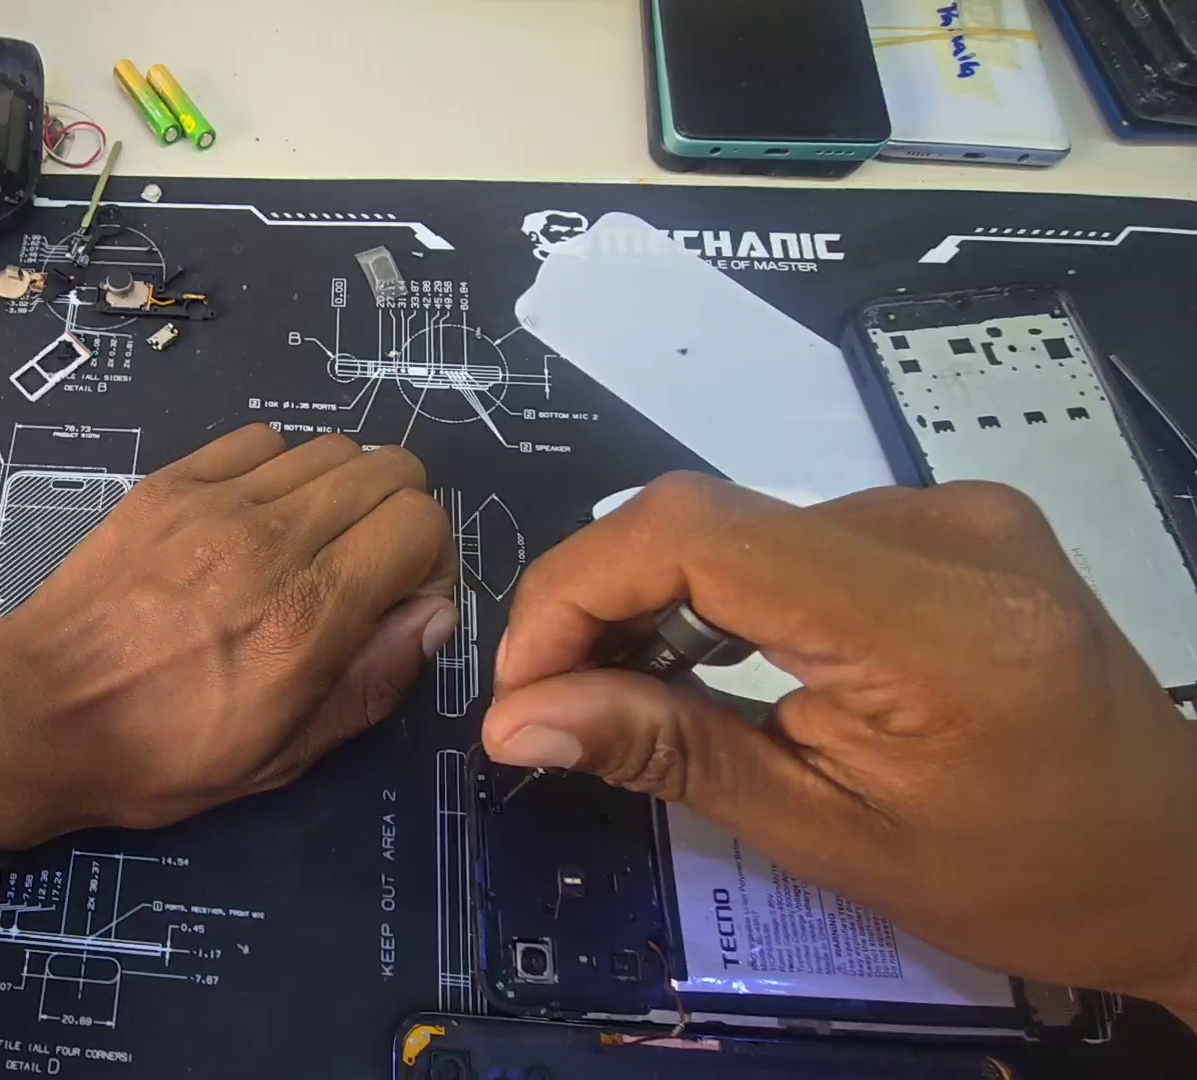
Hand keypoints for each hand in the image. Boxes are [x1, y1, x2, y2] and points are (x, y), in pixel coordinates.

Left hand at [0, 426, 456, 850]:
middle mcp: (273, 539)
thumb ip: (373, 680)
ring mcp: (216, 500)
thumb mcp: (284, 756)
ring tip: (309, 540)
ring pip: (329, 448)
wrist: (38, 714)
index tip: (402, 594)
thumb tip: (435, 615)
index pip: (421, 523)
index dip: (430, 557)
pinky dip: (279, 469)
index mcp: (310, 615)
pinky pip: (258, 440)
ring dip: (343, 490)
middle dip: (399, 513)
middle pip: (386, 469)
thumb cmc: (163, 753)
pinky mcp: (169, 482)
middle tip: (365, 563)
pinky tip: (253, 513)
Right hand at [486, 473, 1196, 1020]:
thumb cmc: (1014, 880)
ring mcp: (929, 510)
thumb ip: (660, 754)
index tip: (524, 679)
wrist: (1181, 861)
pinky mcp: (912, 518)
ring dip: (627, 597)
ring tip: (609, 678)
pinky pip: (748, 531)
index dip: (576, 589)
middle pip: (688, 519)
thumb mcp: (818, 836)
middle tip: (549, 690)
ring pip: (706, 521)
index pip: (694, 538)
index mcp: (937, 627)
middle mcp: (935, 529)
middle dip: (585, 600)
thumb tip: (511, 724)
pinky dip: (681, 589)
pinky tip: (680, 648)